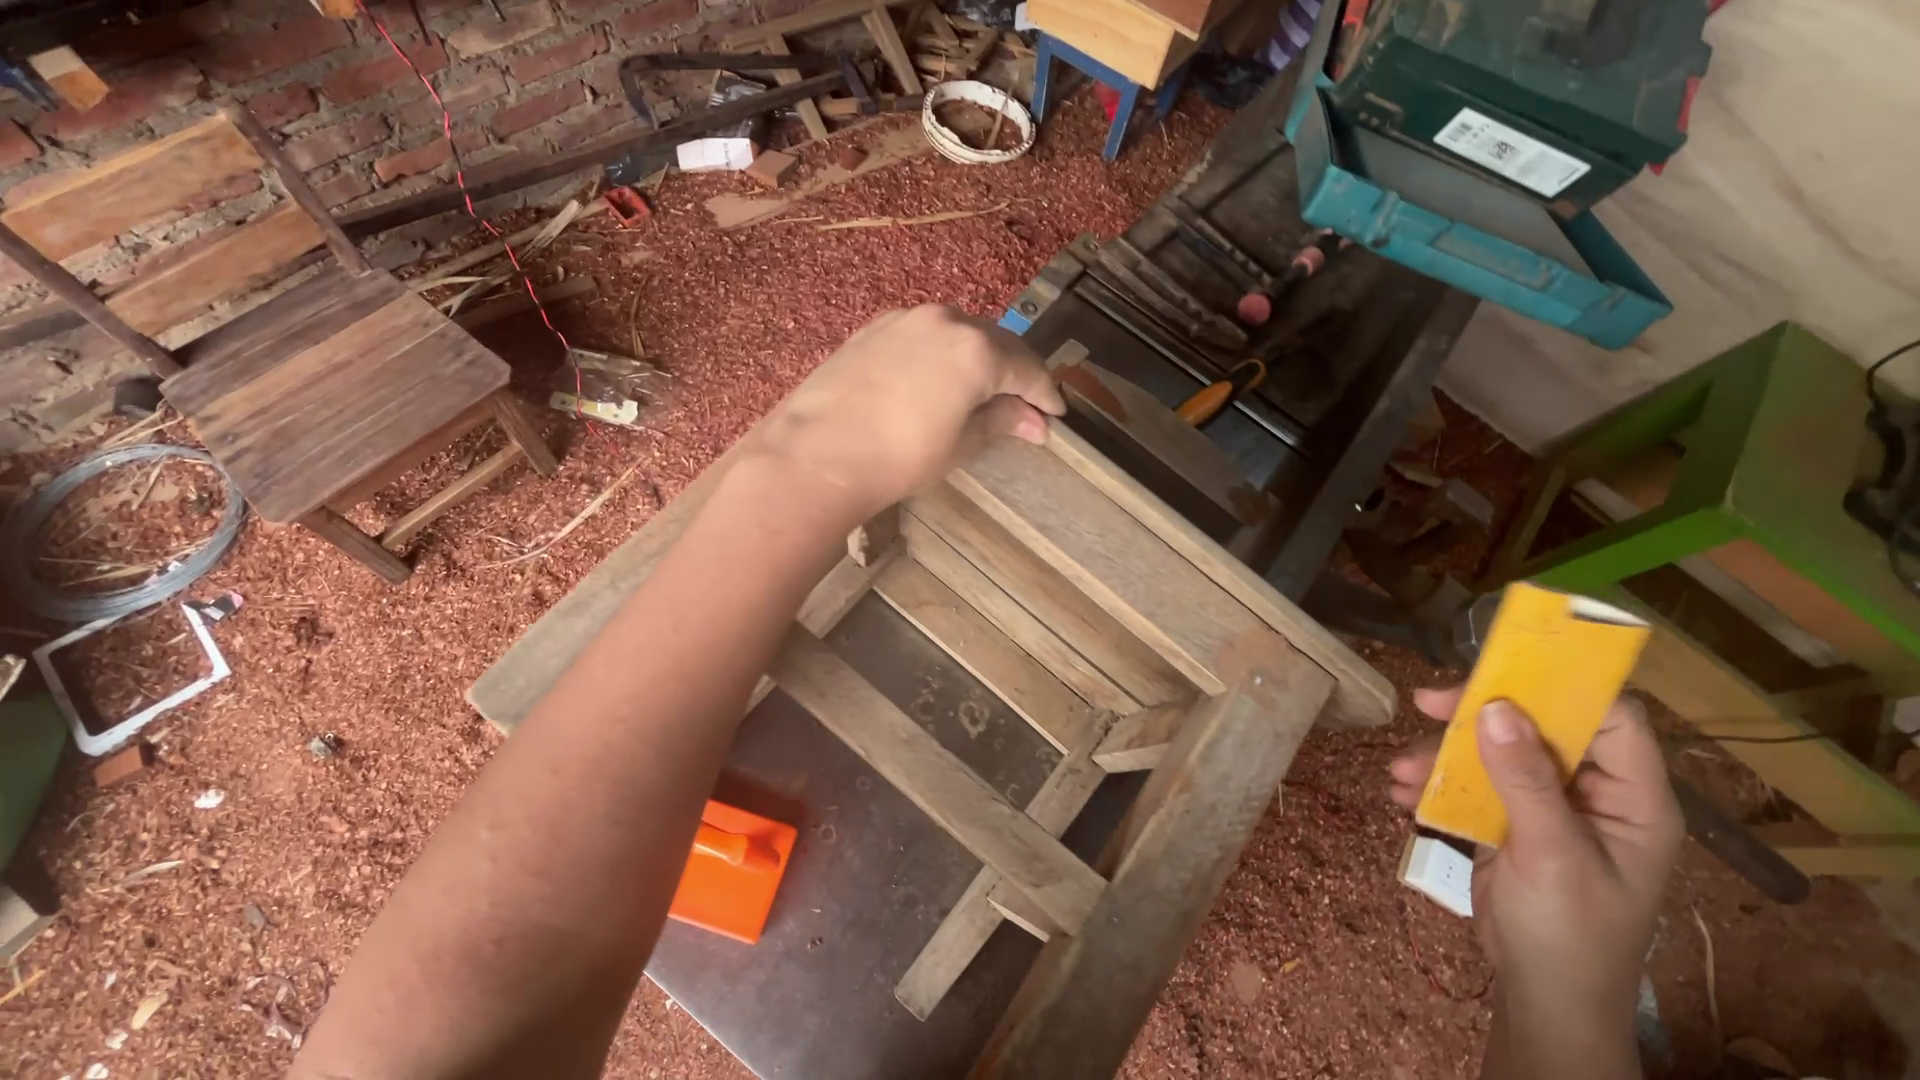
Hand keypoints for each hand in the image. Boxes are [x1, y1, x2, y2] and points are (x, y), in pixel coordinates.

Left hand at [754, 305, 1064, 519]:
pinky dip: (942, 355)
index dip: (1046, 394)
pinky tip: (938, 381)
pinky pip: (923, 336)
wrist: (815, 455)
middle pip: (996, 343)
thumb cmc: (898, 458)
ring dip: (978, 360)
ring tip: (982, 394)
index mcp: (976, 349)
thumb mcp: (960, 445)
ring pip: (958, 334)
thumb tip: (1037, 422)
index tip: (1056, 414)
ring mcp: (905, 319)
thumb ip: (1002, 422)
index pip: (1027, 368)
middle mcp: (945, 321)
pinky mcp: (873, 328)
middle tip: (1025, 406)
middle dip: (1015, 374)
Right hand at [1390, 690, 1682, 1072]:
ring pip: (1495, 752)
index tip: (1499, 669)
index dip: (1563, 688)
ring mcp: (1546, 805)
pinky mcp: (1507, 821)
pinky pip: (1471, 784)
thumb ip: (1525, 780)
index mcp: (1632, 797)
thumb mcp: (1552, 854)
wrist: (1541, 996)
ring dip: (1443, 755)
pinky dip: (1435, 785)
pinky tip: (1402, 794)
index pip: (1610, 718)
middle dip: (1478, 716)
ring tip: (1398, 769)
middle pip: (1538, 726)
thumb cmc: (1570, 932)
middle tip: (1425, 703)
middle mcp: (1592, 791)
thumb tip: (1494, 707)